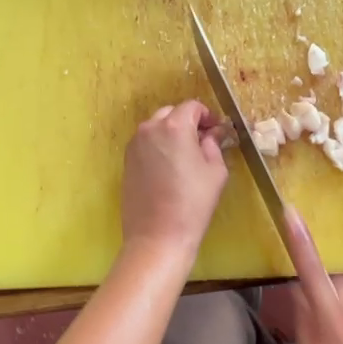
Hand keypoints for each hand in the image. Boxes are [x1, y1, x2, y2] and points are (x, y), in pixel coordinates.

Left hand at [120, 100, 228, 257]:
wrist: (157, 236)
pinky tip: (169, 168)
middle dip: (187, 122)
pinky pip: (145, 143)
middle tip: (202, 141)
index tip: (215, 130)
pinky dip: (158, 146)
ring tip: (185, 155)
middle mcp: (150, 129)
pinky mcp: (126, 161)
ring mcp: (134, 145)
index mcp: (174, 127)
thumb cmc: (193, 203)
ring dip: (171, 133)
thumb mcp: (215, 172)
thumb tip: (209, 136)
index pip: (192, 107)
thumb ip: (213, 145)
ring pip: (156, 128)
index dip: (206, 115)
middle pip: (171, 113)